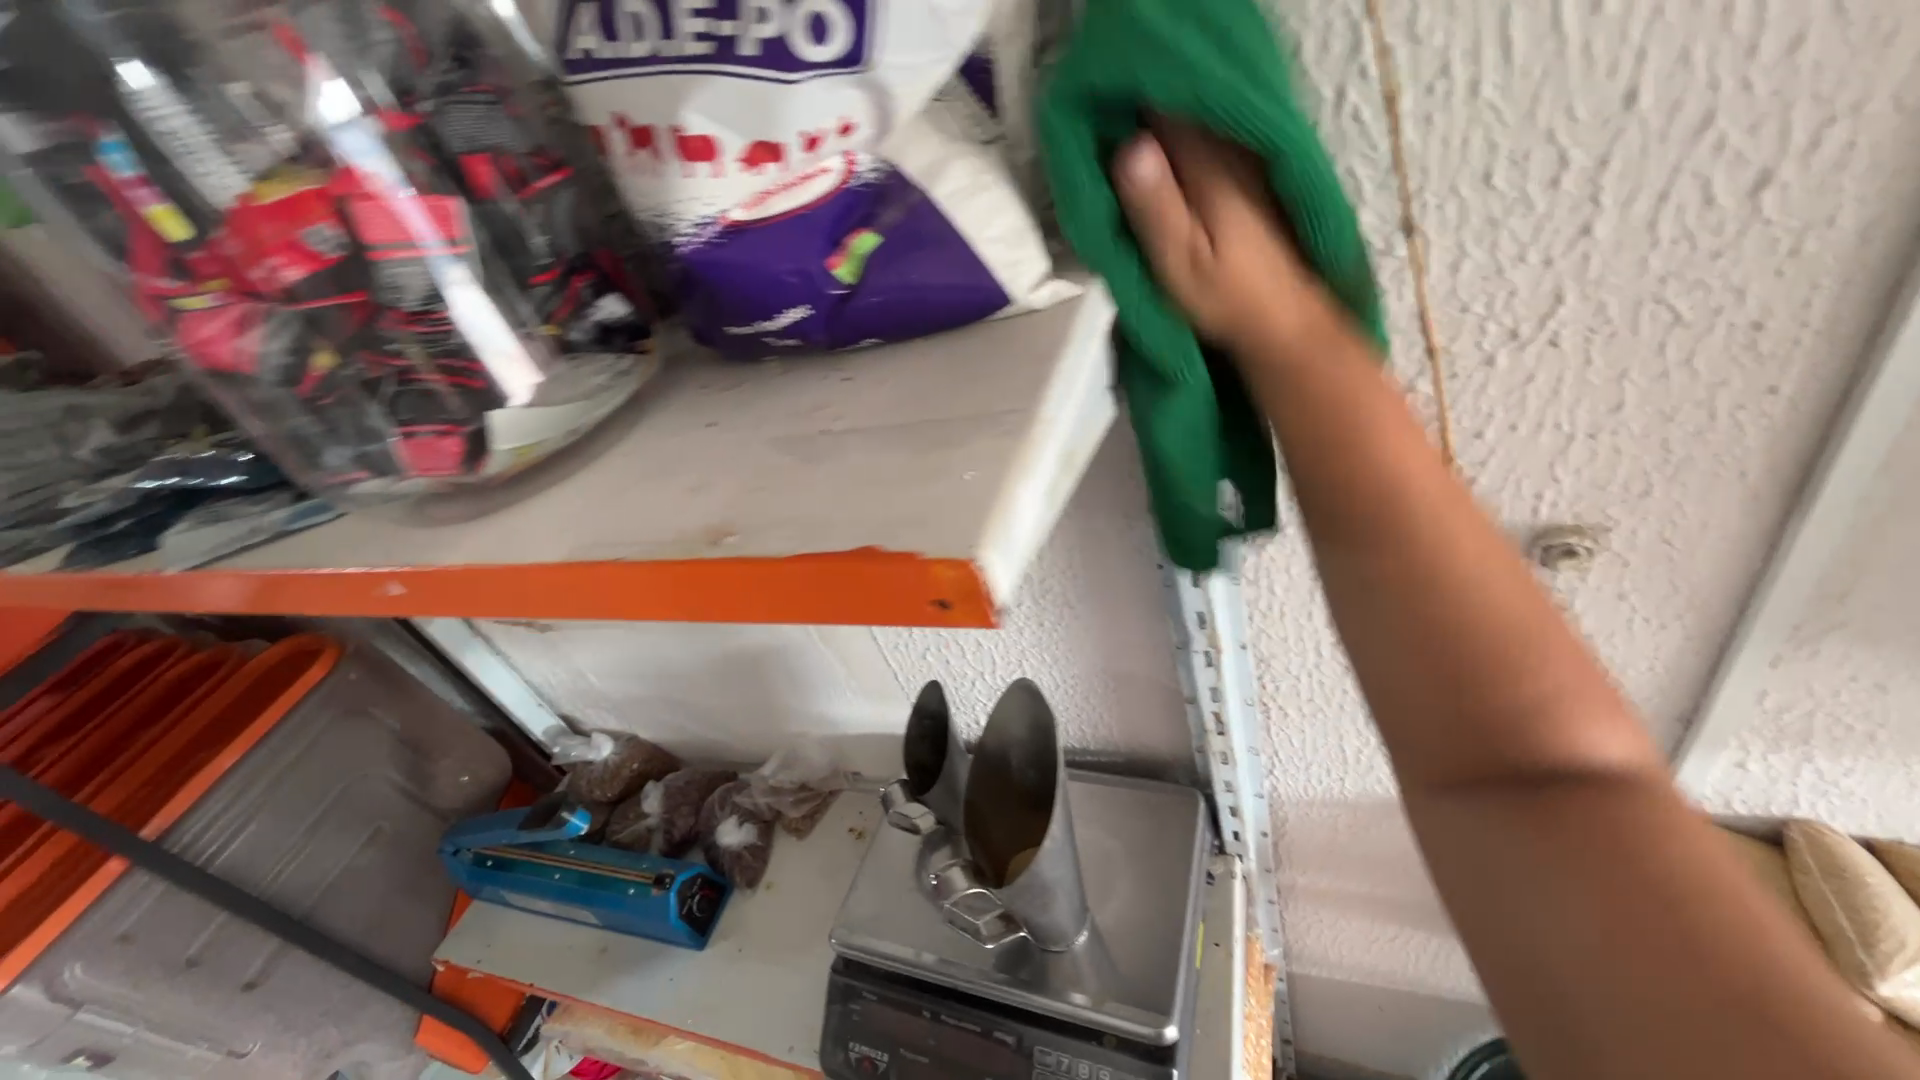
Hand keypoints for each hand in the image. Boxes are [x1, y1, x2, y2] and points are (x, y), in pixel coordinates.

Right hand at [1112, 118, 1339, 355]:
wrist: (1287, 322)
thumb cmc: (1226, 298)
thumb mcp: (1177, 259)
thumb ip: (1152, 204)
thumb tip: (1127, 144)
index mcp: (1209, 166)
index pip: (1161, 111)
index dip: (1125, 116)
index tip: (1096, 136)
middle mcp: (1232, 152)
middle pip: (1180, 114)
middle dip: (1142, 125)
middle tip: (1108, 155)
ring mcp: (1247, 164)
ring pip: (1197, 129)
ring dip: (1164, 139)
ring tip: (1132, 163)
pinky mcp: (1254, 182)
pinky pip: (1212, 147)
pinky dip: (1188, 153)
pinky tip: (1172, 174)